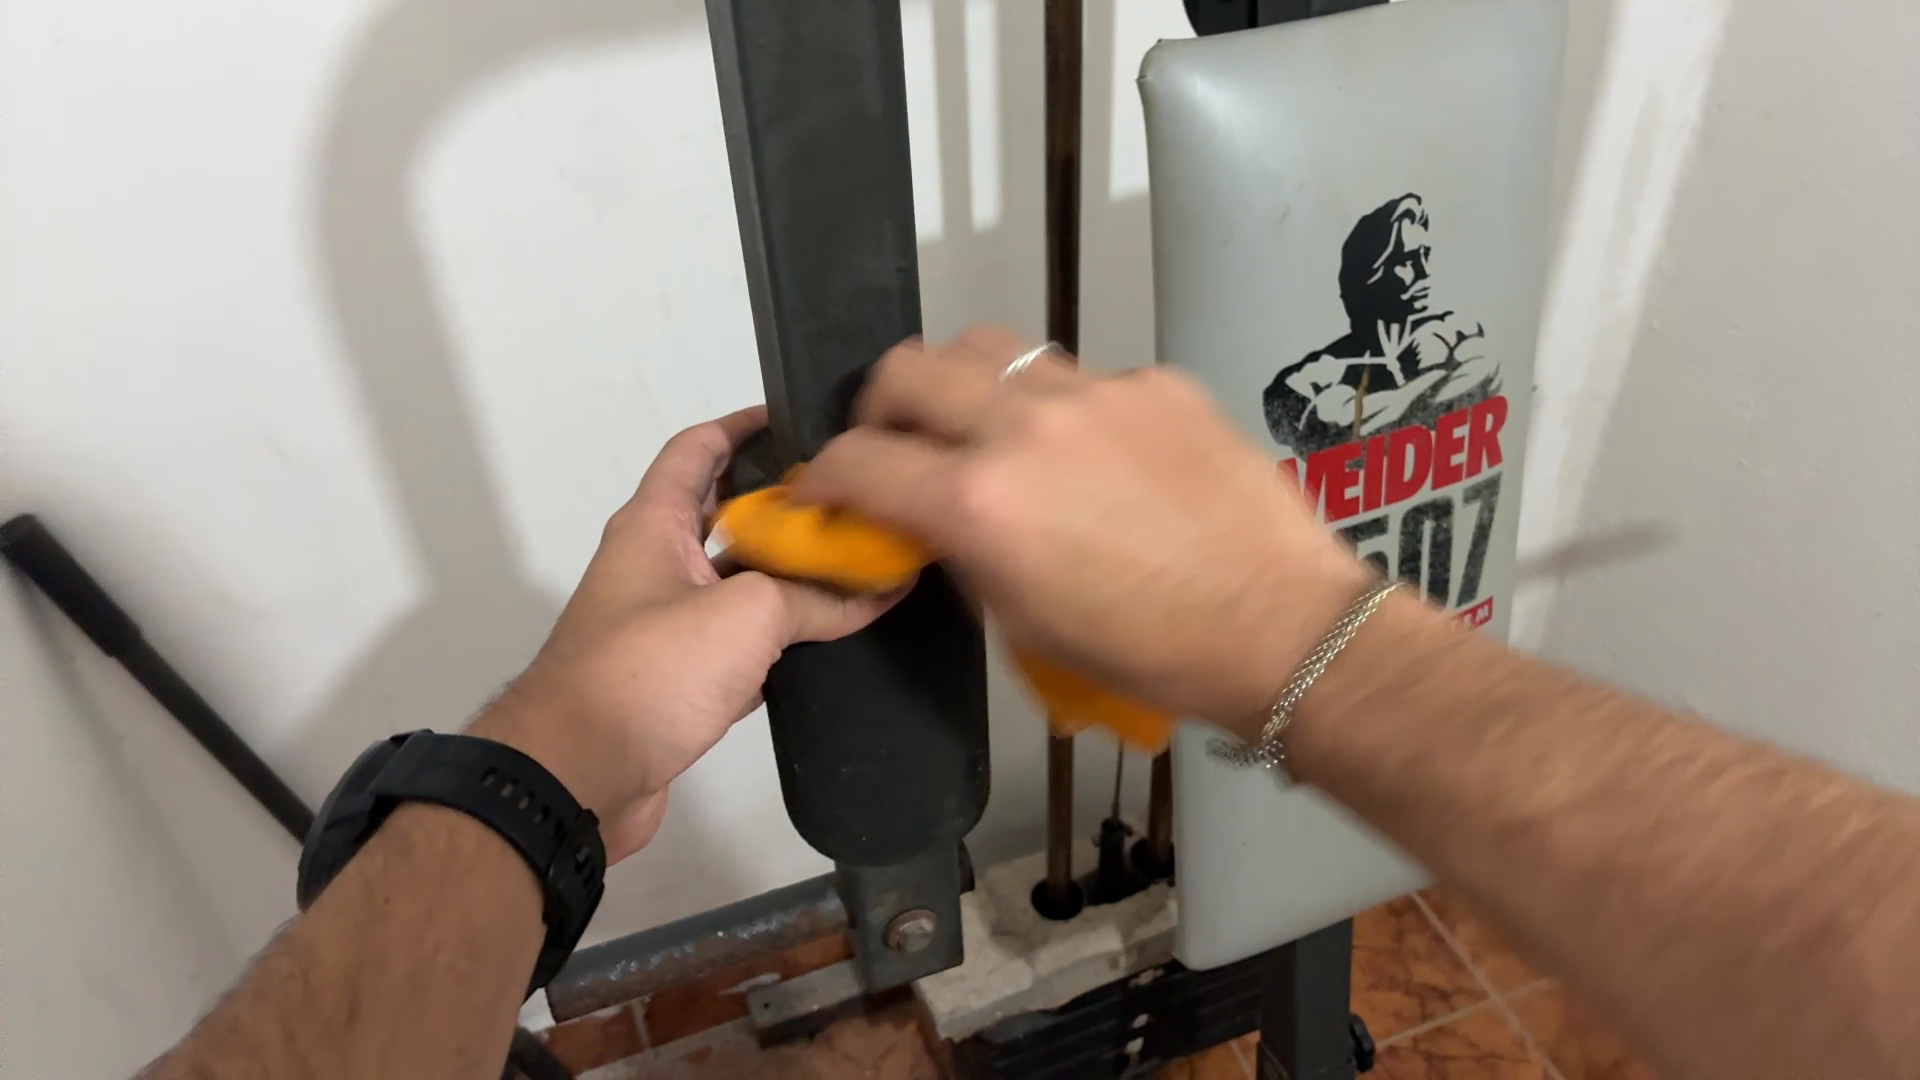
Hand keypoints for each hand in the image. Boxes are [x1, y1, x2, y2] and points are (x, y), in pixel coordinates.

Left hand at [471, 407, 904, 861]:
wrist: (576, 779)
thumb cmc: (652, 669)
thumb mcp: (747, 615)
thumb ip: (817, 598)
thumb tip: (883, 590)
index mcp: (655, 526)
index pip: (698, 449)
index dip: (742, 425)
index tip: (797, 419)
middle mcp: (660, 565)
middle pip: (729, 516)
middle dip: (787, 504)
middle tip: (853, 498)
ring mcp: (671, 624)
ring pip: (742, 582)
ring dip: (793, 574)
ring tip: (857, 559)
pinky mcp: (685, 678)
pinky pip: (745, 640)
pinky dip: (785, 634)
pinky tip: (836, 632)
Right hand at [792, 327, 1371, 732]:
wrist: (1276, 625)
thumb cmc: (1144, 650)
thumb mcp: (1022, 617)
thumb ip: (961, 549)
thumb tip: (934, 518)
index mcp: (980, 501)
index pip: (858, 460)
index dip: (824, 474)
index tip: (825, 486)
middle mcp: (1023, 426)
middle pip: (906, 367)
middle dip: (879, 406)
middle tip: (895, 440)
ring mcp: (1093, 391)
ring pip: (987, 346)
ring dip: (960, 383)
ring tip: (980, 422)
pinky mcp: (1151, 379)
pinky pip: (1075, 374)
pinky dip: (1054, 406)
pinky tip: (1090, 448)